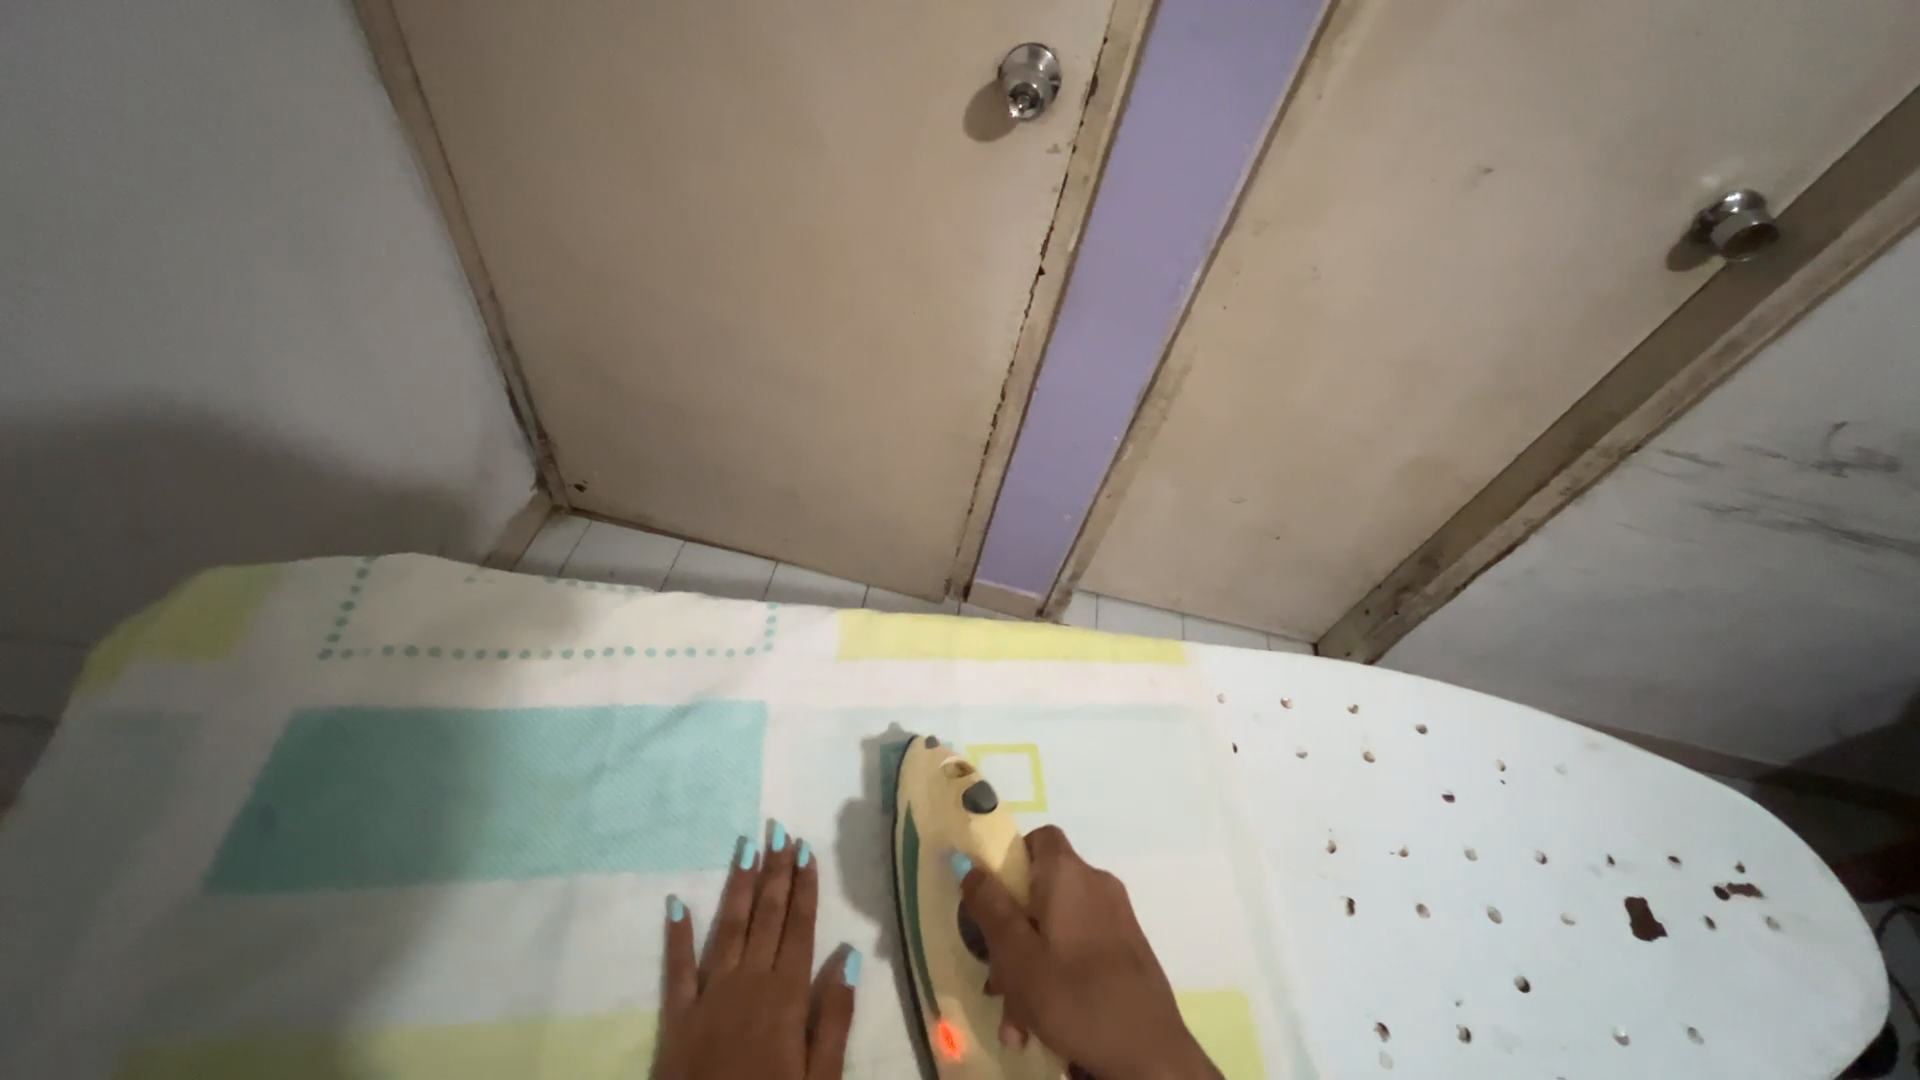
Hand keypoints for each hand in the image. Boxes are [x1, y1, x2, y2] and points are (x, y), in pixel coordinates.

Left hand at [655, 826, 858, 1079]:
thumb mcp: (820, 1077)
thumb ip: (834, 1017)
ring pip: (728, 928)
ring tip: (745, 847)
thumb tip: (848, 955)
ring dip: (739, 886)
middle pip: (767, 917)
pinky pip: (677, 968)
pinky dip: (677, 934)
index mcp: (787, 996)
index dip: (804, 887)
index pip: (799, 929)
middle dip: (775, 872)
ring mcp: (710, 994)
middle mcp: (749, 982)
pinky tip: (676, 901)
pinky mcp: (677, 1015)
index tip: (805, 848)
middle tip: (777, 830)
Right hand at [959, 826, 1219, 1079]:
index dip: (1010, 860)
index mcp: (1069, 873)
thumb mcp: (1015, 952)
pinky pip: (1081, 951)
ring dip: (1030, 968)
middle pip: (1042, 891)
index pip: (1038, 838)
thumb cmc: (1073, 995)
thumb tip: (968, 863)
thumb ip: (989, 904)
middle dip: (1012, 935)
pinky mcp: (1128, 952)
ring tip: (1016, 1020)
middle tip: (995, 979)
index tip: (991, 900)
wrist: (1150, 1055)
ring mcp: (1117, 919)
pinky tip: (1043, 1023)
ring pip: (1058, 929)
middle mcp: (1096, 884)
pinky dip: (1058, 977)